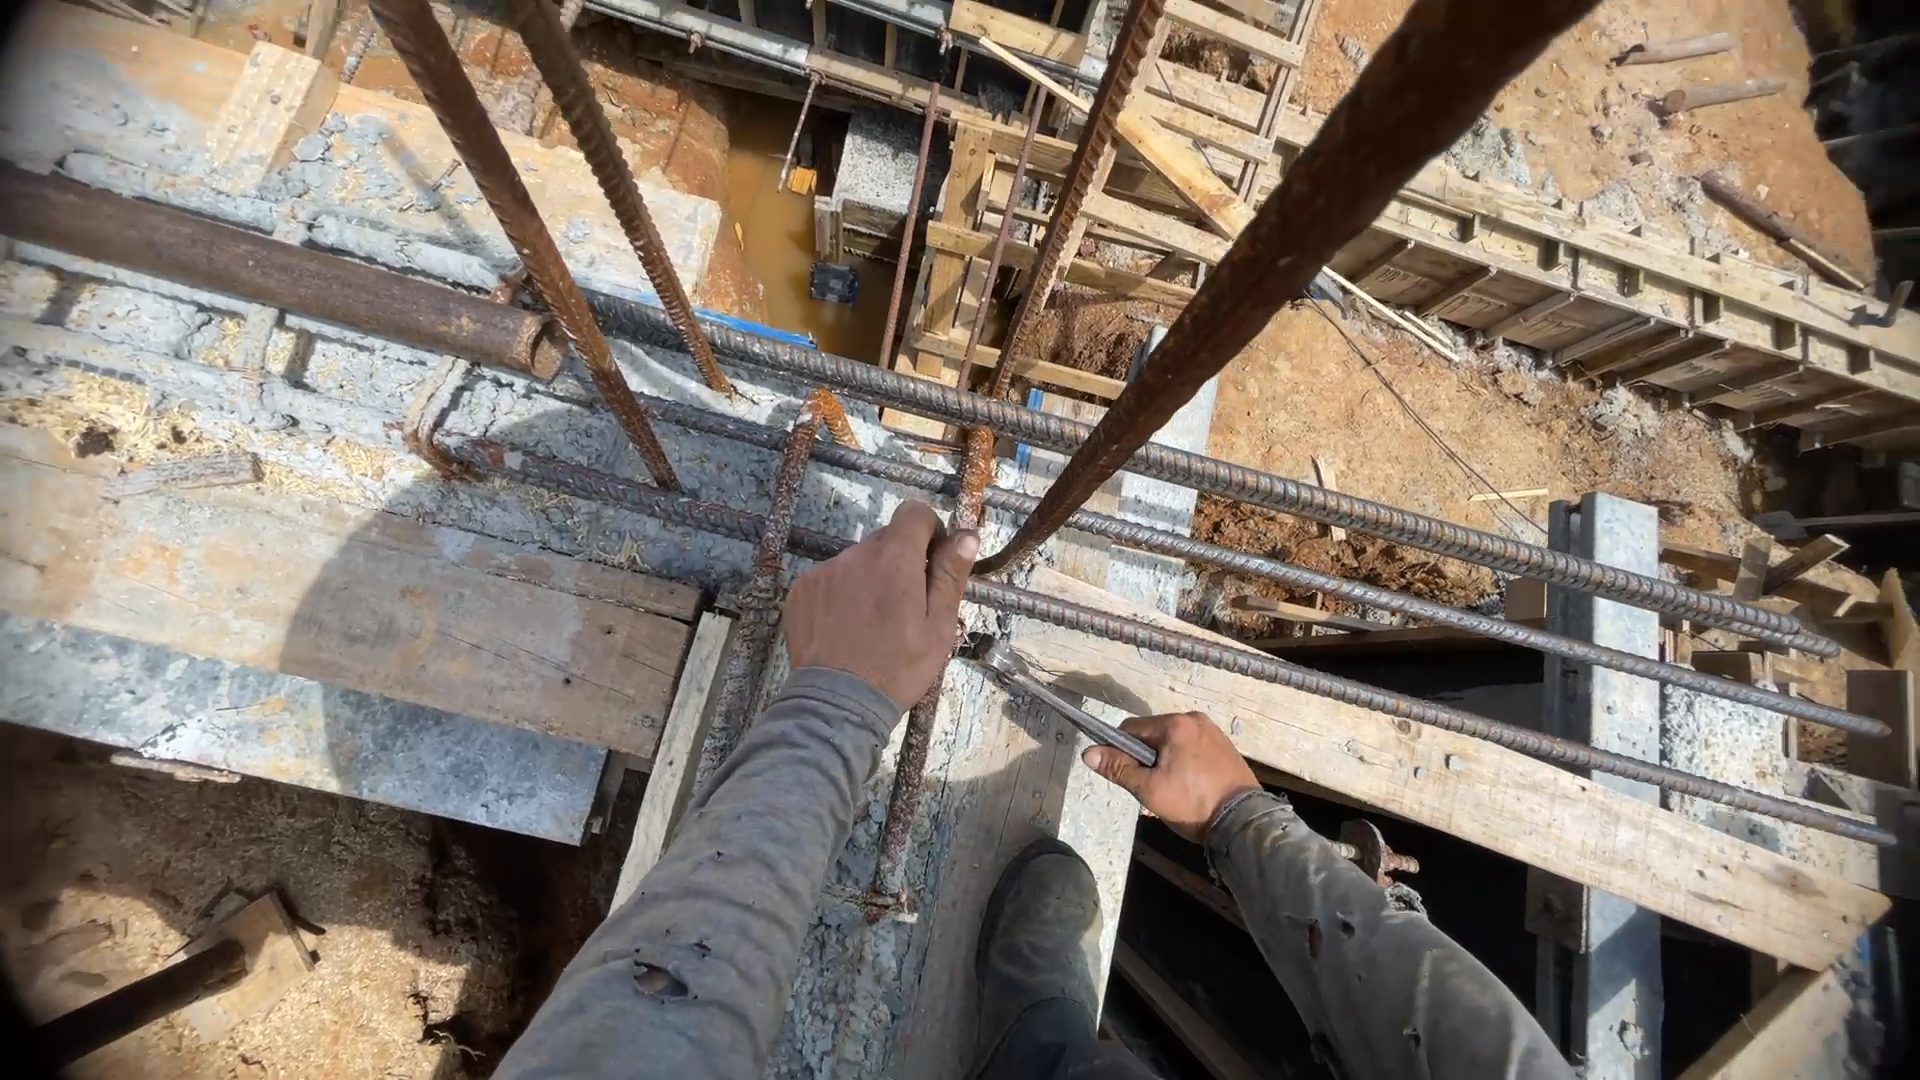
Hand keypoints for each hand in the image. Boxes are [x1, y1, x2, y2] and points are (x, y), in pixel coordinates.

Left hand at [783, 500, 977, 710]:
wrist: (838, 703)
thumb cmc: (898, 667)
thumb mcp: (938, 626)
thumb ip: (950, 575)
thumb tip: (967, 535)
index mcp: (894, 558)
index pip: (914, 512)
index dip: (929, 529)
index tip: (933, 558)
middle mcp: (856, 554)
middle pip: (886, 538)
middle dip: (901, 560)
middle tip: (905, 603)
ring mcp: (824, 571)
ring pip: (857, 559)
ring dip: (870, 576)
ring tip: (873, 620)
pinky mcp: (801, 589)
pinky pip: (830, 577)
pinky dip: (842, 592)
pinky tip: (846, 625)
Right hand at [1082, 713, 1259, 842]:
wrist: (1246, 824)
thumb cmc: (1193, 804)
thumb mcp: (1149, 789)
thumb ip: (1118, 768)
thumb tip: (1087, 753)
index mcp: (1175, 724)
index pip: (1131, 728)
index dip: (1121, 751)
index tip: (1126, 775)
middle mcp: (1194, 719)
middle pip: (1153, 734)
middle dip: (1145, 757)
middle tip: (1151, 787)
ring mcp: (1213, 731)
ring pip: (1173, 742)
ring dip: (1165, 760)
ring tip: (1172, 790)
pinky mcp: (1225, 746)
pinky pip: (1192, 747)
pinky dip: (1184, 762)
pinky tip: (1190, 786)